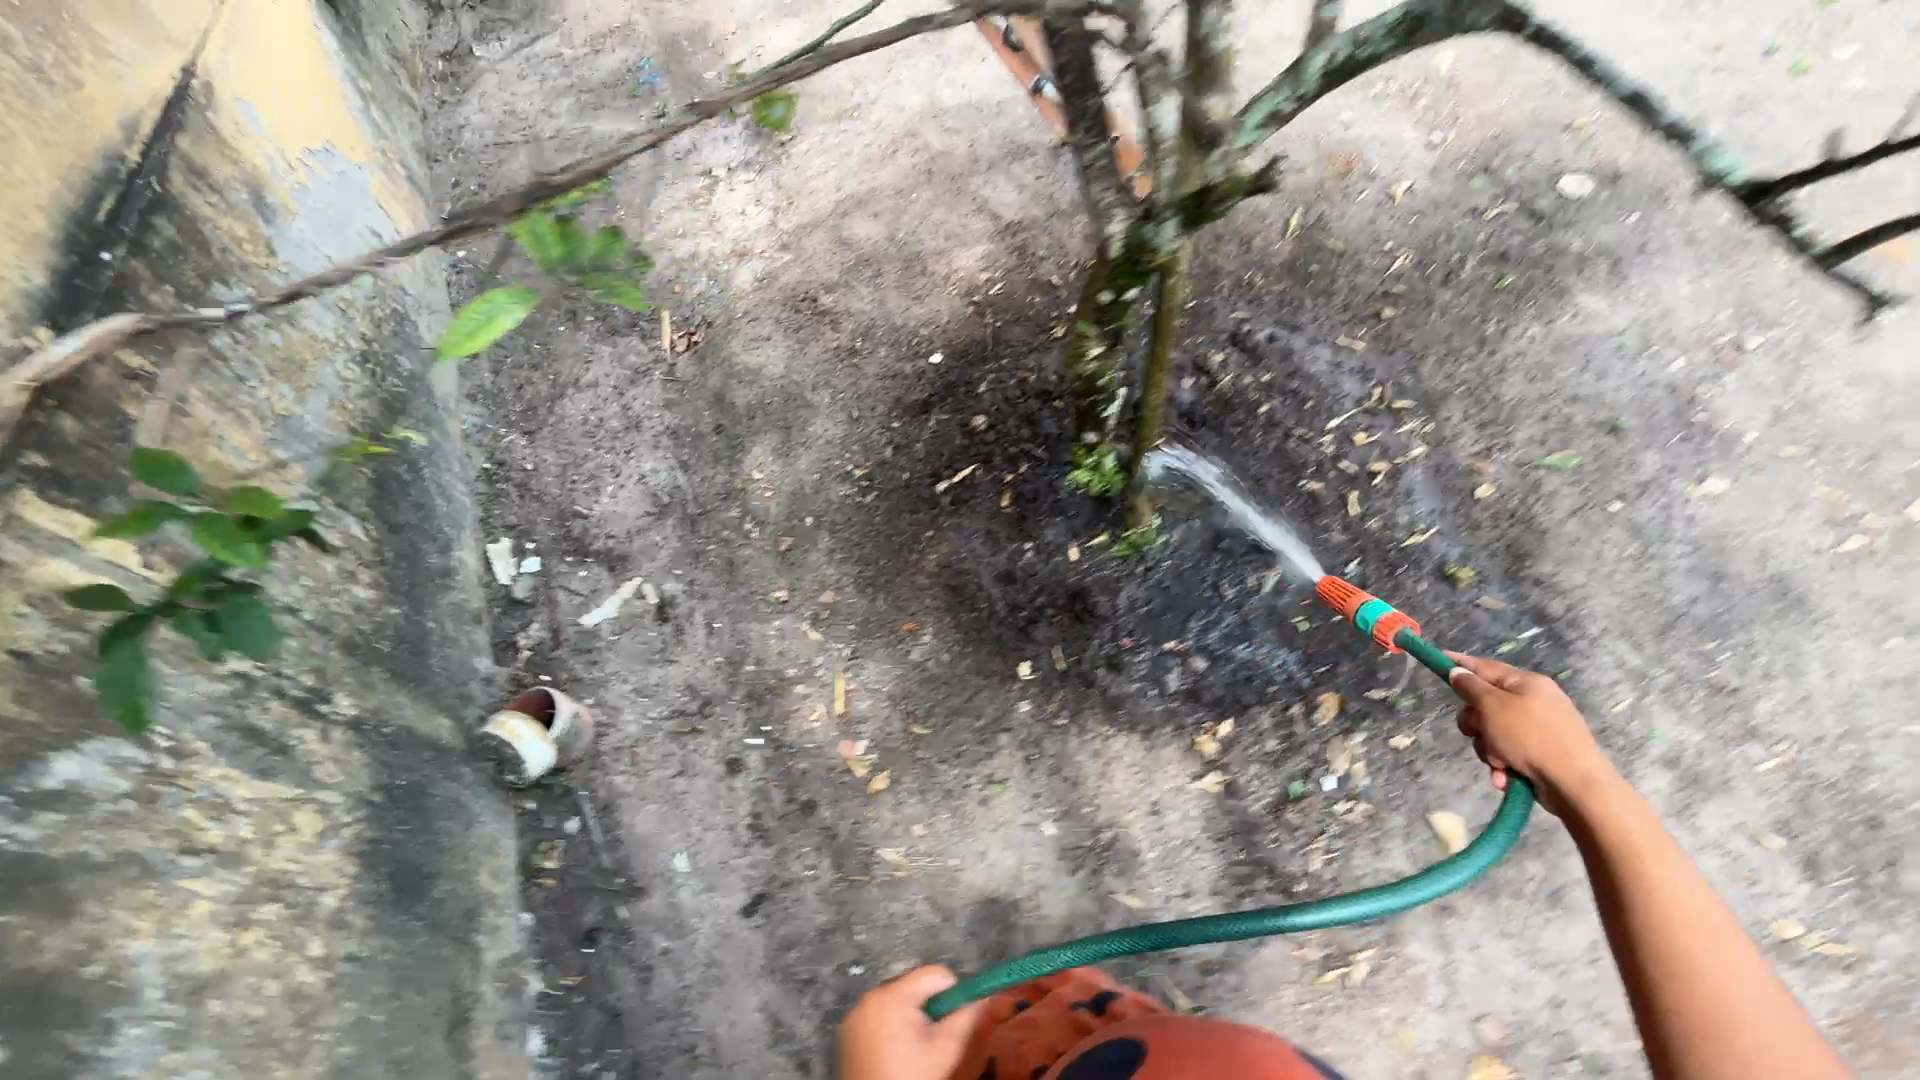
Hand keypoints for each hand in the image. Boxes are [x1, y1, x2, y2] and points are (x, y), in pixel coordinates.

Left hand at [838, 965, 986, 1079]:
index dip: (951, 993)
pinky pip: (877, 1012)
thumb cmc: (910, 1078)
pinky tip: (892, 1050)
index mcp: (894, 995)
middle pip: (914, 984)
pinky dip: (888, 1023)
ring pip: (895, 998)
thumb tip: (986, 996)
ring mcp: (855, 1011)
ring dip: (908, 1013)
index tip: (952, 1018)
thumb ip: (967, 1017)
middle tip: (931, 1037)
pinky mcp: (847, 1027)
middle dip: (928, 1005)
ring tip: (911, 1047)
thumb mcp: (945, 1050)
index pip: (935, 973)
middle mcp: (871, 994)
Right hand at [1447, 652, 1616, 817]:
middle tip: (1475, 733)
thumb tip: (1457, 672)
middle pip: (1485, 703)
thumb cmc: (1530, 737)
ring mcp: (1539, 728)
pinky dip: (1502, 763)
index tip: (1438, 658)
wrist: (1576, 784)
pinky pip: (1508, 751)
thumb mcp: (1493, 707)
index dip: (1460, 664)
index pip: (1485, 667)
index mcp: (1527, 683)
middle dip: (1475, 722)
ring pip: (1492, 731)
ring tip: (1498, 763)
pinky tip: (1505, 776)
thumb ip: (1470, 687)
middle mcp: (1534, 701)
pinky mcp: (1541, 752)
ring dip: (1488, 748)